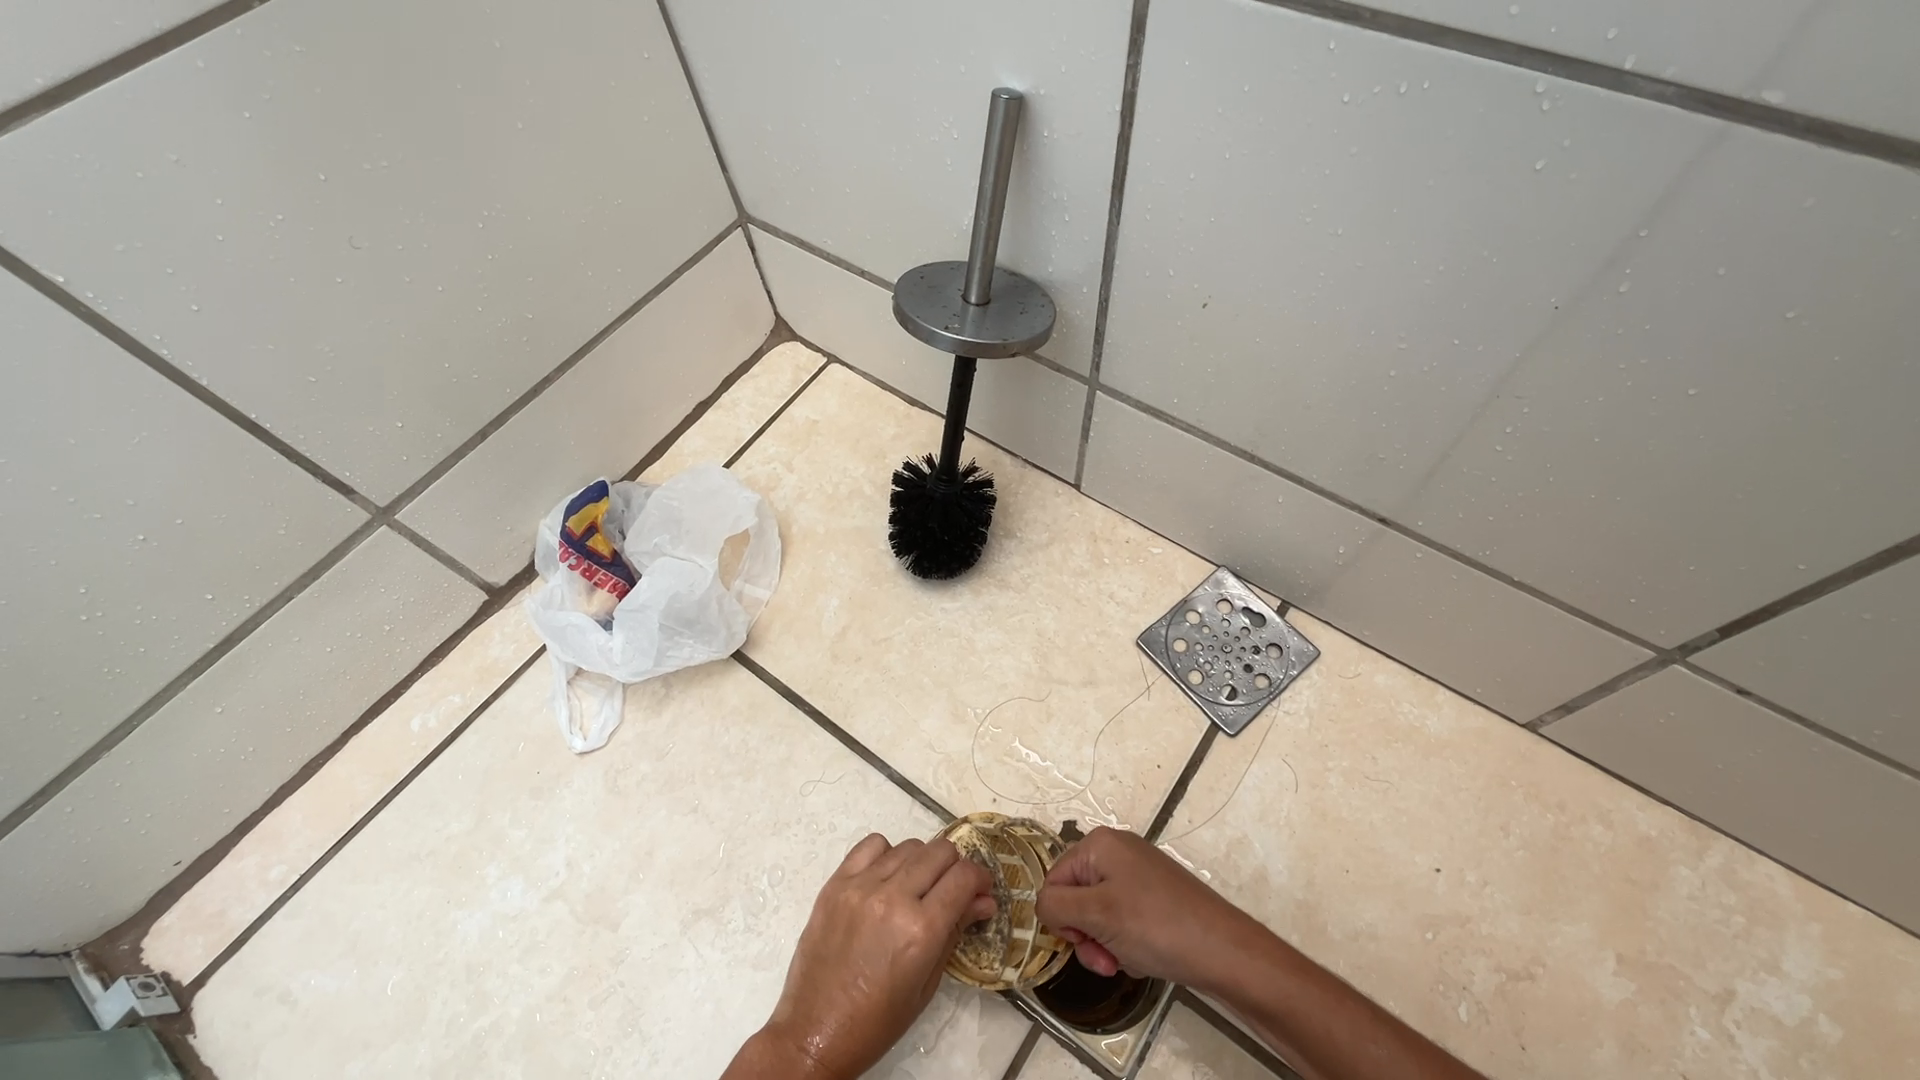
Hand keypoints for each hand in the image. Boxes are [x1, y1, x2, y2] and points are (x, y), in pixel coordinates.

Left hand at [747, 834, 995, 1079]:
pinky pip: (871, 845)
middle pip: (940, 851)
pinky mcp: (835, 884)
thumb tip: (984, 901)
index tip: (981, 892)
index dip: (981, 880)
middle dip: (955, 868)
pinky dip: (887, 855)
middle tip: (952, 891)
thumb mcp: (928, 983)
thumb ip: (956, 931)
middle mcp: (893, 898)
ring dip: (923, 863)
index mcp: (921, 929)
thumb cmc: (878, 1020)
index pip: (964, 877)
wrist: (815, 1029)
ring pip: (909, 846)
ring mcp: (861, 887)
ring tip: (917, 888)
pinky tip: (886, 878)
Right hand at [1035, 826, 1256, 991]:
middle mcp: (1117, 851)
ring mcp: (1139, 874)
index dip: (1062, 918)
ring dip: (1106, 945)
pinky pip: (1123, 920)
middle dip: (1086, 935)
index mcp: (1099, 844)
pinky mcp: (1156, 897)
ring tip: (1128, 961)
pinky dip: (1126, 943)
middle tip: (1106, 961)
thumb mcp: (1095, 915)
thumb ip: (1056, 906)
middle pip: (1076, 899)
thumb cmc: (1155, 927)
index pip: (1054, 882)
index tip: (1083, 942)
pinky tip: (1144, 957)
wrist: (1223, 951)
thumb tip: (1044, 906)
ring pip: (1099, 915)